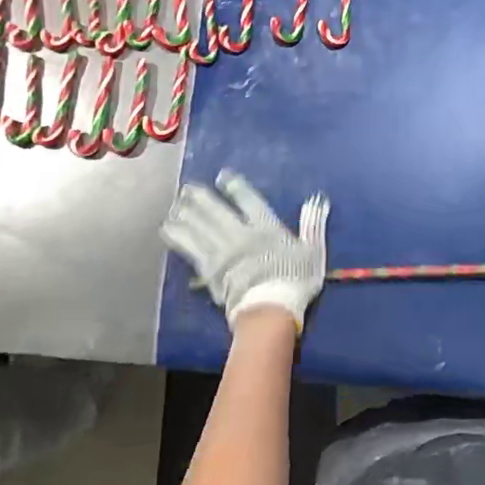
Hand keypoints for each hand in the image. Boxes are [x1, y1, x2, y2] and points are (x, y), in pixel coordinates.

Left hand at [161, 170, 327, 329]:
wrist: (270, 306)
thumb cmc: (296, 281)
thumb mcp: (313, 252)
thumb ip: (313, 225)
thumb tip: (317, 200)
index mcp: (266, 227)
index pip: (248, 200)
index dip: (235, 187)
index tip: (223, 178)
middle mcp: (240, 232)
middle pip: (216, 210)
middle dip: (201, 197)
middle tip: (188, 189)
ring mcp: (221, 248)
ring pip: (199, 224)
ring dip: (185, 212)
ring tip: (175, 204)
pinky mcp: (208, 266)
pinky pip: (188, 246)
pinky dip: (177, 235)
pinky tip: (167, 226)